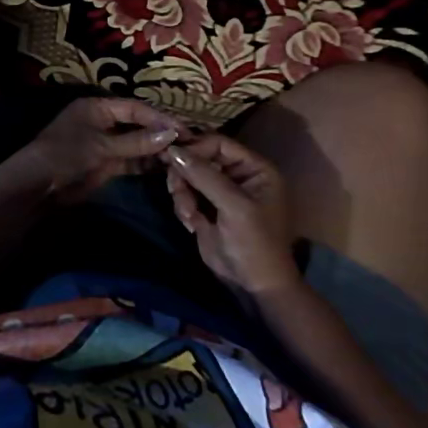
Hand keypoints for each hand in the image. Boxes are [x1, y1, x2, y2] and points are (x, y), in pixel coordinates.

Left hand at [8, 97, 181, 203]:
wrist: (39, 185)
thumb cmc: (66, 154)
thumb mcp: (102, 146)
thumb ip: (136, 141)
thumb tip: (172, 134)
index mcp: (96, 107)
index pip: (135, 108)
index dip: (159, 118)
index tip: (184, 129)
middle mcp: (102, 122)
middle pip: (138, 124)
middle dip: (161, 133)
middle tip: (190, 143)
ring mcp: (104, 143)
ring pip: (136, 144)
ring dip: (156, 149)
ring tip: (184, 155)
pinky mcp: (105, 164)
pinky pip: (131, 160)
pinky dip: (146, 163)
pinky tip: (166, 166)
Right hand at [163, 135, 301, 295]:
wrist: (252, 283)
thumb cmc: (254, 242)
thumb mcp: (234, 206)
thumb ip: (205, 176)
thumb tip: (173, 150)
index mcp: (255, 169)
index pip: (219, 144)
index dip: (195, 148)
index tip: (172, 158)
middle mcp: (237, 176)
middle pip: (199, 158)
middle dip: (185, 176)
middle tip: (177, 191)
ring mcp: (220, 192)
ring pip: (187, 176)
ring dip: (182, 194)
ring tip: (188, 214)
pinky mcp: (205, 208)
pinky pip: (184, 194)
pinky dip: (182, 206)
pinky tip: (191, 223)